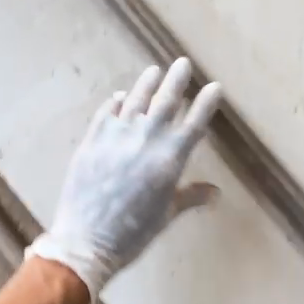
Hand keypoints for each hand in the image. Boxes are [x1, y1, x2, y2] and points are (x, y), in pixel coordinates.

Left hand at [26, 58, 222, 299]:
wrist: (87, 241)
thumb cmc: (132, 234)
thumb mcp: (166, 215)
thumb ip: (190, 197)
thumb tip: (216, 193)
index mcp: (170, 159)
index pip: (194, 123)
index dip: (206, 103)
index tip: (214, 86)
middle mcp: (145, 140)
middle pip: (165, 101)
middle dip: (177, 80)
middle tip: (183, 63)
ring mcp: (116, 137)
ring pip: (135, 101)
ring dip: (146, 84)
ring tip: (153, 71)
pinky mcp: (92, 142)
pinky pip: (106, 114)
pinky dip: (115, 103)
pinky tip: (120, 97)